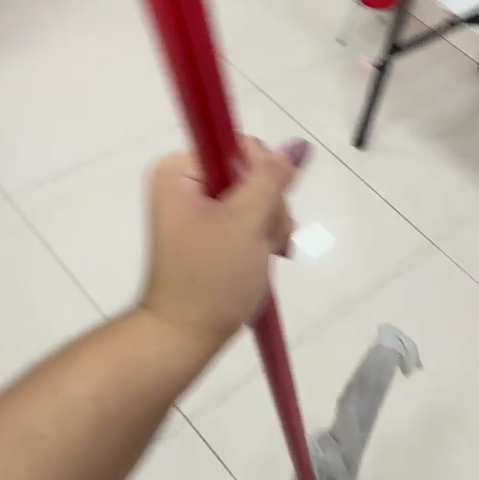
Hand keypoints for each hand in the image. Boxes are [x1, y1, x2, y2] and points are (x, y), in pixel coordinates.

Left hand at [139, 138, 307, 348]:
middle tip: (267, 240)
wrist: (187, 336)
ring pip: (258, 194)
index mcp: (179, 170)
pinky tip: (269, 254)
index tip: (263, 211)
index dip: (263, 174)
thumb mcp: (246, 222)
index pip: (240, 146)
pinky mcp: (212, 228)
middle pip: (251, 170)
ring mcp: (198, 206)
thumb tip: (299, 143)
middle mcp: (185, 181)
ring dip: (272, 223)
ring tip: (269, 253)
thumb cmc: (211, 278)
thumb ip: (272, 178)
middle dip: (269, 205)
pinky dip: (265, 233)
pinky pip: (250, 214)